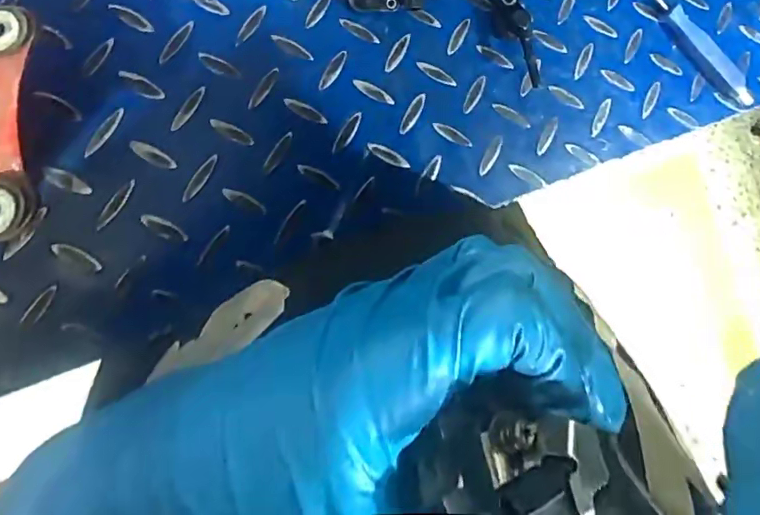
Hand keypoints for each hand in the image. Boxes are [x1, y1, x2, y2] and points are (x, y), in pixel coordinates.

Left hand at [0, 236, 627, 514]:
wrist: (159, 471)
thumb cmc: (250, 495)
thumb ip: (440, 494)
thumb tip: (506, 485)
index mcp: (382, 359)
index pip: (492, 306)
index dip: (564, 345)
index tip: (601, 410)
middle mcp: (377, 312)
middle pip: (485, 267)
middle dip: (553, 315)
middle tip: (587, 395)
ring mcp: (363, 309)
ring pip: (462, 271)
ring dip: (520, 311)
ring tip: (555, 383)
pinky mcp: (353, 323)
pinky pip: (436, 297)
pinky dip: (485, 318)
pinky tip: (495, 378)